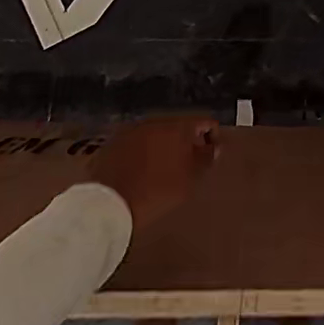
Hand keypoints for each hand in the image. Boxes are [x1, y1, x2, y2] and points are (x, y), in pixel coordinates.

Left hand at [88, 115, 221, 229]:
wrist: (109, 203)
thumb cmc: (156, 192)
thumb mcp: (189, 180)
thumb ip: (205, 159)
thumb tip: (215, 147)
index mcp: (177, 126)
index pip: (204, 122)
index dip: (212, 137)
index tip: (211, 157)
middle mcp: (155, 121)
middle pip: (179, 126)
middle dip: (187, 142)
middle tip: (189, 166)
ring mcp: (132, 130)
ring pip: (157, 133)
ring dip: (164, 146)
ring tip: (165, 170)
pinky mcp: (113, 141)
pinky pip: (137, 143)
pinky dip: (144, 152)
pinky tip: (142, 171)